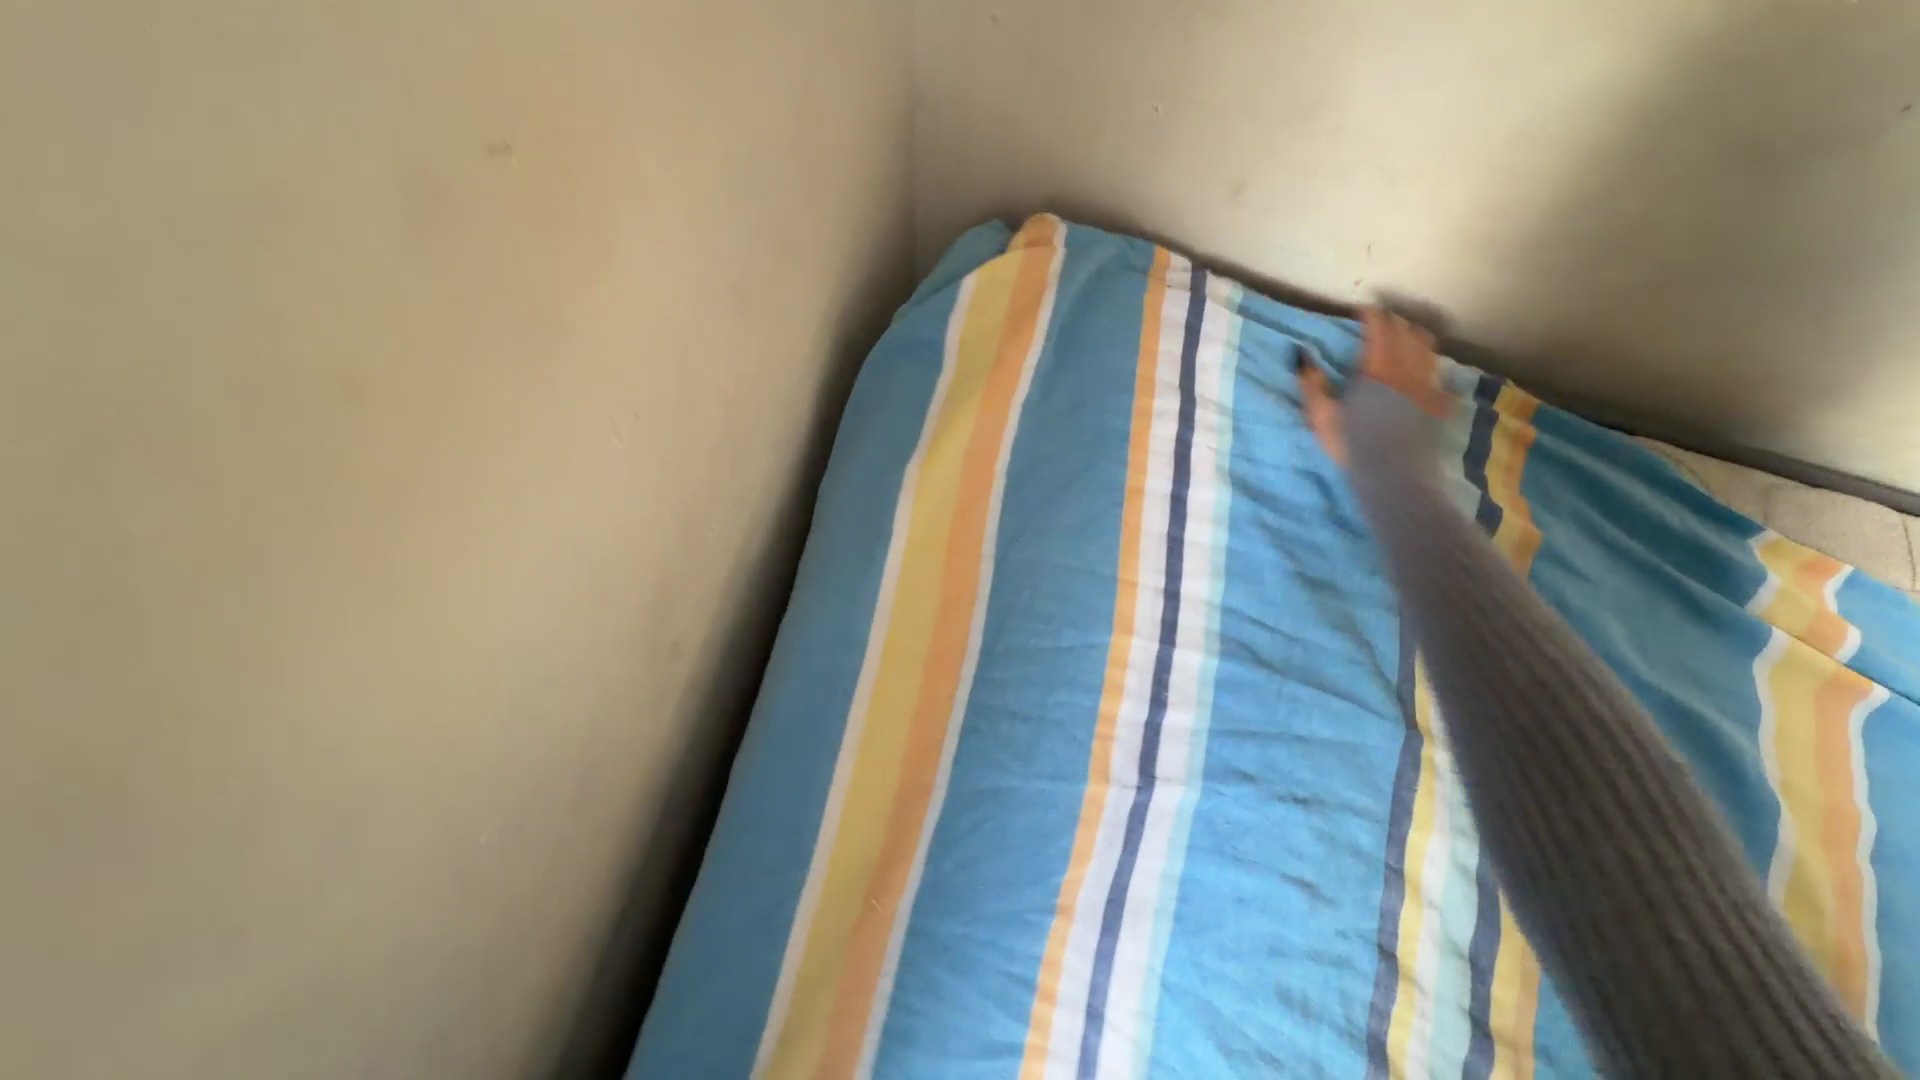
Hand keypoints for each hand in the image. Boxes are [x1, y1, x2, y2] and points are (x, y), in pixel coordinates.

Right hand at [1300, 307, 1449, 465]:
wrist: (1393, 475)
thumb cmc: (1352, 444)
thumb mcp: (1322, 416)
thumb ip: (1313, 384)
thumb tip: (1304, 358)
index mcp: (1378, 366)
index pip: (1380, 326)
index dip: (1370, 315)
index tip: (1359, 314)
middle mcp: (1408, 368)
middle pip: (1408, 331)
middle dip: (1393, 323)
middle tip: (1379, 327)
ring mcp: (1428, 385)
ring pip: (1428, 348)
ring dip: (1415, 339)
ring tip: (1403, 344)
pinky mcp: (1439, 405)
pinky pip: (1439, 376)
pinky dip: (1429, 368)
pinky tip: (1421, 378)